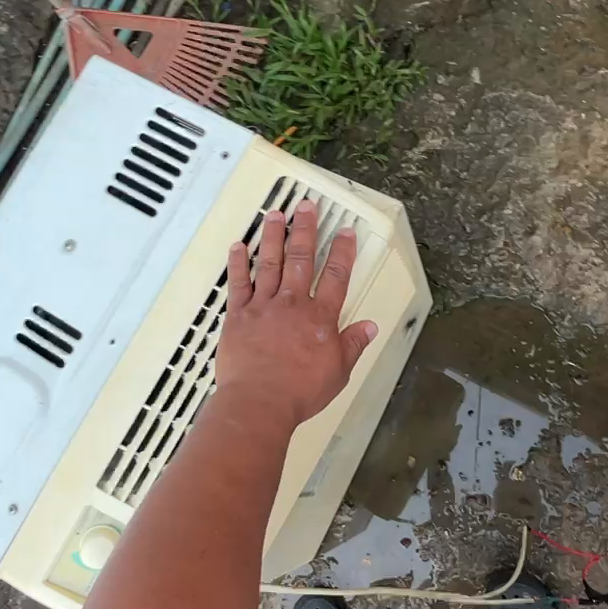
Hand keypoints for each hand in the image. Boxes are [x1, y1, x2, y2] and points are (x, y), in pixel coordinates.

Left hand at [217, 200, 376, 429]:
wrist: (260, 402)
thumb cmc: (300, 392)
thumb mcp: (338, 372)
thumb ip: (353, 345)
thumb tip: (369, 327)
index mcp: (320, 318)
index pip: (336, 276)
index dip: (342, 251)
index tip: (344, 232)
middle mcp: (292, 304)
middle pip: (301, 259)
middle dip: (305, 230)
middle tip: (306, 206)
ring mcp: (263, 306)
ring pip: (269, 263)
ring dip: (273, 236)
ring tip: (276, 214)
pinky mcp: (238, 316)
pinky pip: (238, 283)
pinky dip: (238, 263)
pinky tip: (239, 246)